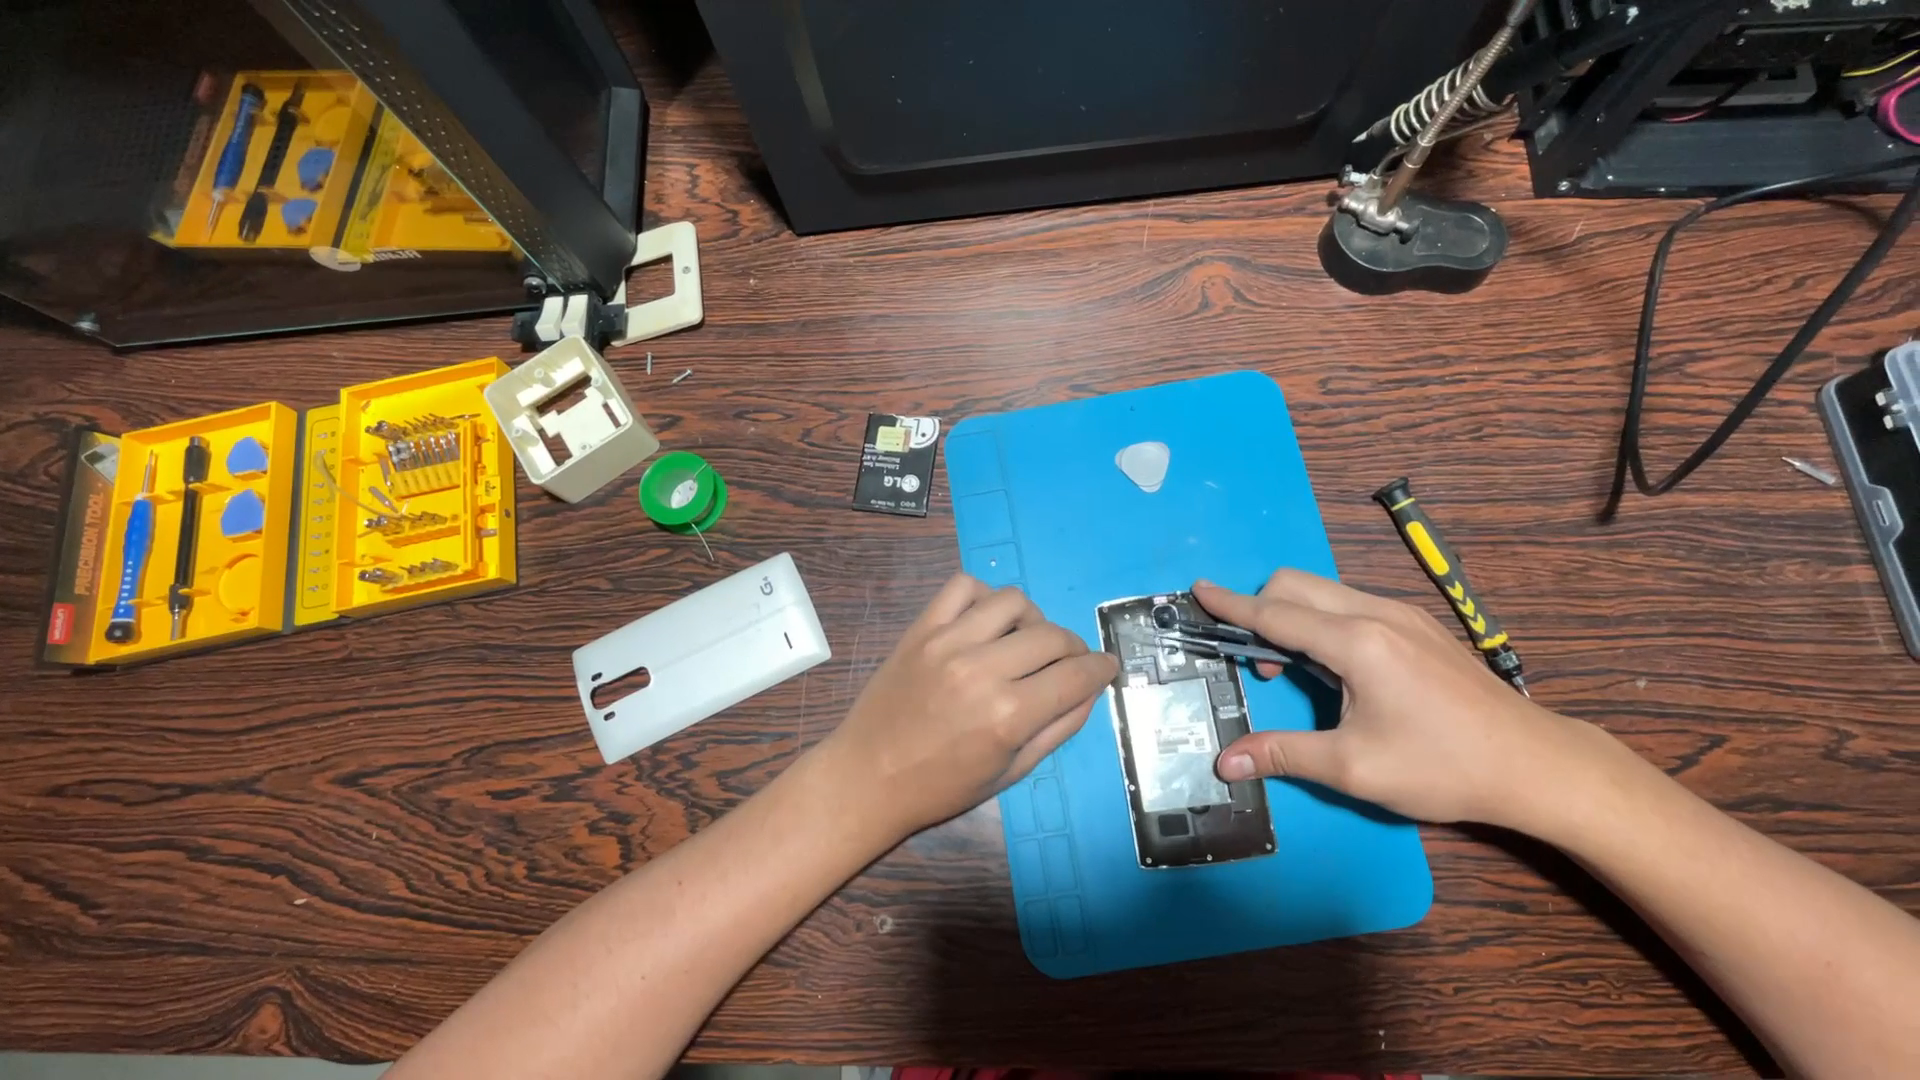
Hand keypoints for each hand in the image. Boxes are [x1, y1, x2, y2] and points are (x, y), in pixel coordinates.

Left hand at [821, 574, 1118, 836]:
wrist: (867, 777)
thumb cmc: (942, 787)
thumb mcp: (1012, 771)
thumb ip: (1059, 727)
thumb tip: (1091, 690)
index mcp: (1009, 715)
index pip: (1076, 675)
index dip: (1101, 669)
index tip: (1106, 667)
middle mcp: (982, 670)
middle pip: (1052, 636)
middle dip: (1074, 649)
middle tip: (1068, 664)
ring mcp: (948, 642)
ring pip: (1014, 601)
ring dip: (1033, 620)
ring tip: (1025, 641)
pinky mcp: (921, 628)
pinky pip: (963, 586)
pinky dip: (984, 597)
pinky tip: (986, 621)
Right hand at [1192, 570, 1582, 828]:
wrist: (1537, 765)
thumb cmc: (1442, 766)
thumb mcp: (1354, 768)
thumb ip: (1283, 754)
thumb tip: (1224, 764)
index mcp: (1356, 643)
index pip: (1275, 614)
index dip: (1231, 604)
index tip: (1197, 591)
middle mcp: (1376, 614)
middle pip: (1296, 585)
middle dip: (1260, 608)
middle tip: (1255, 661)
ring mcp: (1402, 615)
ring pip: (1324, 592)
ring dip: (1292, 617)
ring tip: (1293, 670)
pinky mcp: (1418, 626)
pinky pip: (1350, 604)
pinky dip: (1321, 621)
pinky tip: (1336, 668)